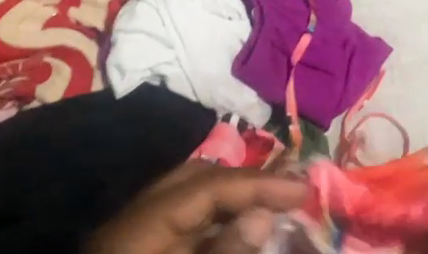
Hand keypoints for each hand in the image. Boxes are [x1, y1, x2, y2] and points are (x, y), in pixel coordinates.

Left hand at [87, 162, 306, 253]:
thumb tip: (261, 216)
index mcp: (134, 234)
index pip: (205, 187)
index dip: (256, 183)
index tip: (303, 190)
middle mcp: (126, 228)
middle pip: (191, 181)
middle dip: (241, 183)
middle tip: (288, 195)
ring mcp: (124, 247)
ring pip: (183, 204)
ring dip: (227, 202)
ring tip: (269, 211)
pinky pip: (174, 231)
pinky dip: (208, 228)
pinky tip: (233, 239)